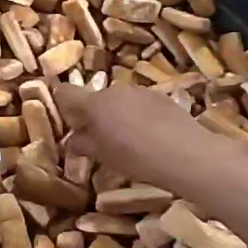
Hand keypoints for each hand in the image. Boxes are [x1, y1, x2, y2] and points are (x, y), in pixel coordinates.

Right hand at [54, 84, 236, 189]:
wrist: (185, 153)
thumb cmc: (135, 157)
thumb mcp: (103, 156)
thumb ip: (83, 144)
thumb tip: (72, 140)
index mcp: (95, 103)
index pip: (66, 93)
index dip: (62, 103)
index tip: (65, 118)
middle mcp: (115, 90)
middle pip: (96, 98)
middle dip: (94, 115)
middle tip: (97, 138)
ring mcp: (141, 92)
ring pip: (120, 101)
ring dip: (118, 115)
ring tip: (127, 141)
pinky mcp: (162, 97)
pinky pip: (141, 104)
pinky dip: (139, 116)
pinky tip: (149, 137)